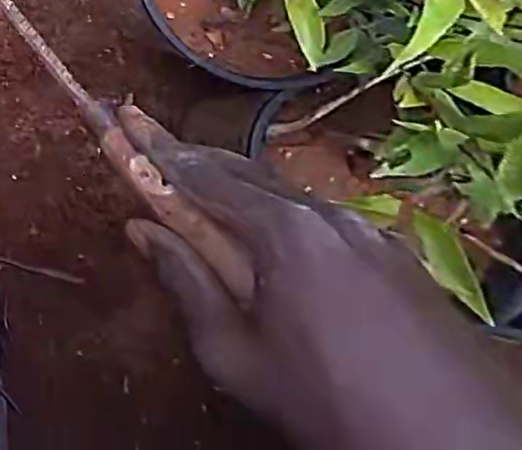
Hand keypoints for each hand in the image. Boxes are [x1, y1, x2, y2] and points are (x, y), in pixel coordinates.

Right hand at [122, 112, 521, 449]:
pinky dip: (277, 211)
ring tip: (198, 186)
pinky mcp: (398, 257)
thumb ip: (185, 282)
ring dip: (233, 185)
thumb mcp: (236, 356)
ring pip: (280, 192)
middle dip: (190, 157)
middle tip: (149, 140)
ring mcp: (369, 233)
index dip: (155, 145)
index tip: (123, 114)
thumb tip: (139, 227)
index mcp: (283, 231)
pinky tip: (267, 236)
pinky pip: (319, 218)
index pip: (200, 174)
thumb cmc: (331, 407)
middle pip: (240, 171)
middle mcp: (326, 215)